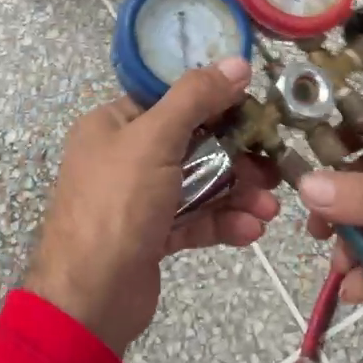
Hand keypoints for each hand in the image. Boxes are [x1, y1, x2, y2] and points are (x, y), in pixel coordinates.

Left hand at [24, 58, 281, 353]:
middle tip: (273, 167)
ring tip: (270, 208)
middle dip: (235, 157)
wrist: (89, 300)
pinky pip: (193, 219)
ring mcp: (137, 198)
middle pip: (190, 143)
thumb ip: (196, 98)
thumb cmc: (117, 204)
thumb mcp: (155, 139)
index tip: (255, 108)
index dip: (213, 101)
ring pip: (197, 184)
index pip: (169, 100)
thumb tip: (237, 63)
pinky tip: (251, 230)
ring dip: (236, 193)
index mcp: (112, 124)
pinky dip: (222, 222)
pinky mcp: (152, 235)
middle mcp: (122, 156)